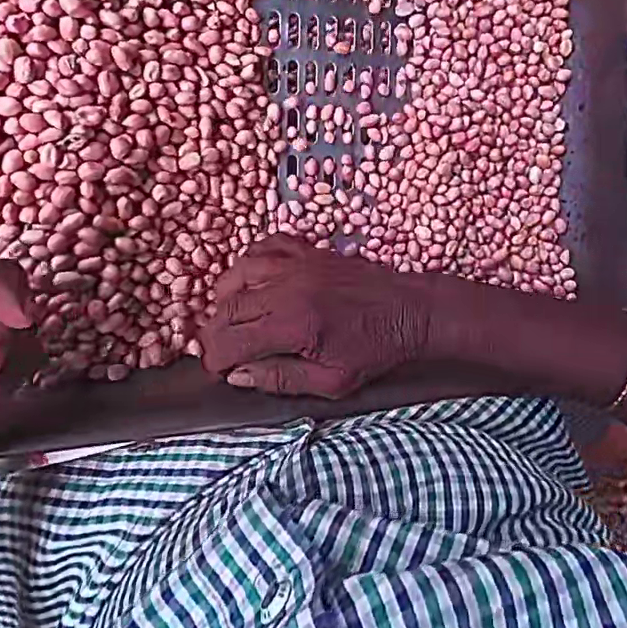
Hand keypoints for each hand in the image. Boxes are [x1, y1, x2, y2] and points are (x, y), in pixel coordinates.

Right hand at [199, 235, 433, 397]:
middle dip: (216, 333)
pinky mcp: (308, 251)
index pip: (231, 341)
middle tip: (223, 350)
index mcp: (293, 326)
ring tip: (236, 318)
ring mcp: (297, 265)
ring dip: (227, 298)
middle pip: (226, 308)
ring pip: (237, 274)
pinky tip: (255, 281)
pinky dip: (250, 262)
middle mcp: (288, 289)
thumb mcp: (332, 381)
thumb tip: (239, 375)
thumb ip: (281, 378)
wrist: (410, 309)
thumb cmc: (376, 348)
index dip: (216, 360)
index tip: (219, 370)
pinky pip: (264, 246)